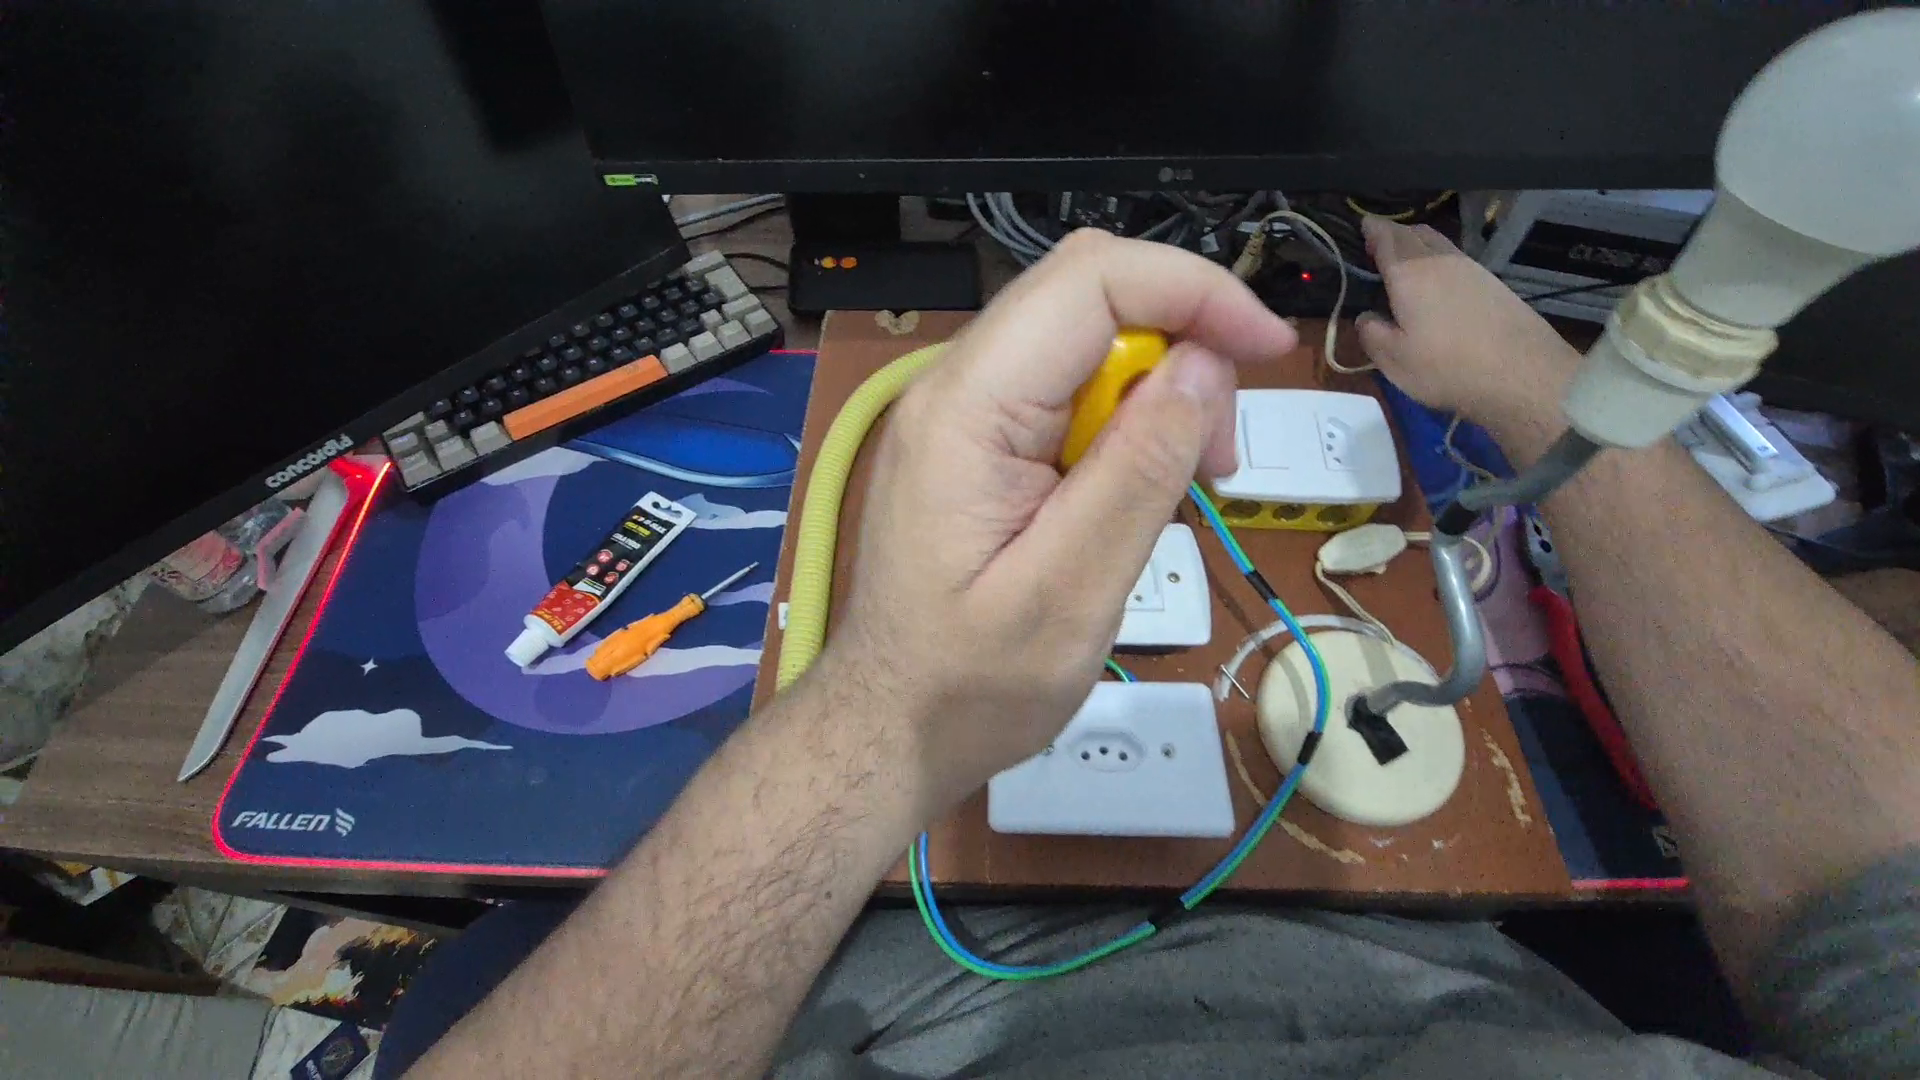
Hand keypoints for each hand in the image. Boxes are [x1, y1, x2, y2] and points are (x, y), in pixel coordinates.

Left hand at [824, 230, 1296, 820]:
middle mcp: (953, 388)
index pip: (1090, 279)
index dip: (1195, 289)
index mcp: (966, 408)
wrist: (891, 722)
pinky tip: (1127, 492)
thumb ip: (1138, 472)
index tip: (1270, 351)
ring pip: (1082, 344)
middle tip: (1215, 454)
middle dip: (1180, 343)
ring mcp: (957, 414)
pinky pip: (1062, 395)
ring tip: (1180, 485)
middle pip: (1087, 298)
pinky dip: (1119, 425)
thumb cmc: (971, 685)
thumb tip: (1204, 365)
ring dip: (1153, 392)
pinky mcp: (972, 445)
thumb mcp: (1071, 593)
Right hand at [1354, 216, 1582, 436]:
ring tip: (1401, 265)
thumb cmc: (1446, 367)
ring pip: (1439, 245)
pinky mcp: (1493, 285)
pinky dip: (1437, 262)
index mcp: (1411, 275)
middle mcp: (1443, 262)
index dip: (1373, 229)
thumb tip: (1366, 317)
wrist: (1521, 375)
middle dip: (1394, 234)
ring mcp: (1473, 271)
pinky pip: (1456, 261)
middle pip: (1416, 234)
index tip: (1362, 224)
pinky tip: (1432, 285)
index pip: (1388, 238)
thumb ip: (1371, 333)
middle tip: (1376, 246)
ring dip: (1417, 247)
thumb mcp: (1393, 360)